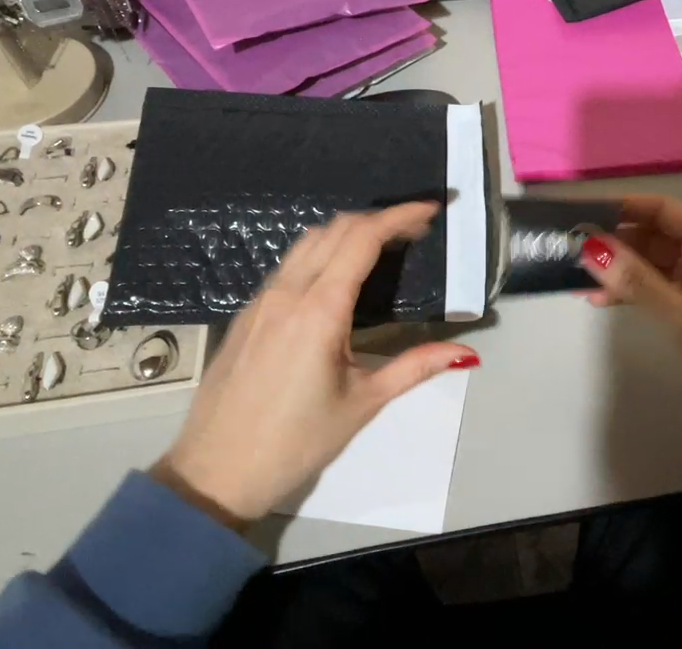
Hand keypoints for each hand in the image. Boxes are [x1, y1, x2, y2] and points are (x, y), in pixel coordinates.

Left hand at [151, 202, 479, 524]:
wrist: (214, 473)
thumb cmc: (295, 441)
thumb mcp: (362, 403)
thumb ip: (414, 367)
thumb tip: (466, 353)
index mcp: (320, 309)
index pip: (362, 239)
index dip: (399, 216)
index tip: (430, 208)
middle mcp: (288, 292)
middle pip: (335, 229)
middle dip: (378, 218)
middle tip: (415, 227)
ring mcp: (262, 300)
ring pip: (307, 241)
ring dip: (347, 231)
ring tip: (382, 244)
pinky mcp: (247, 313)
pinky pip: (289, 264)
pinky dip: (321, 251)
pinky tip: (338, 274)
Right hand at [578, 195, 681, 424]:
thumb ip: (636, 282)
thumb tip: (592, 249)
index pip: (663, 210)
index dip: (624, 208)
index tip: (584, 211)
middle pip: (650, 235)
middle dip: (613, 240)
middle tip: (569, 245)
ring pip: (646, 262)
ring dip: (615, 268)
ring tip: (575, 273)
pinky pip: (648, 287)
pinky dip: (626, 291)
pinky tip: (595, 299)